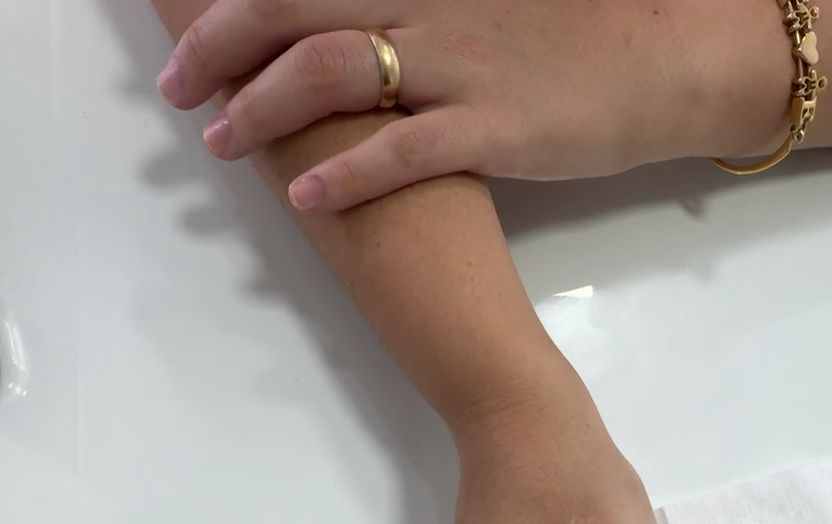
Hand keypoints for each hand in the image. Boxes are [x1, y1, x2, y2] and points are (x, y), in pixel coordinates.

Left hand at [153, 0, 793, 209]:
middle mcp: (426, 5)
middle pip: (291, 9)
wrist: (657, 63)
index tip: (190, 33)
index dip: (236, 3)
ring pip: (332, 71)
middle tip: (174, 90)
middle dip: (218, 47)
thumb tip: (355, 28)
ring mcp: (459, 66)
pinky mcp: (494, 129)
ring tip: (218, 144)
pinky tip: (305, 195)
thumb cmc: (572, 39)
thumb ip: (410, 11)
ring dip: (261, 108)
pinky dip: (346, 171)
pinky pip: (402, 149)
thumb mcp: (481, 6)